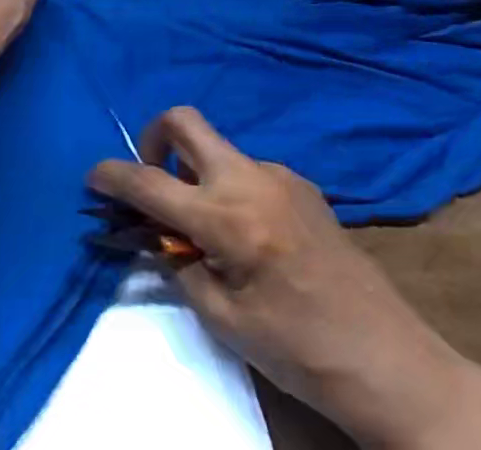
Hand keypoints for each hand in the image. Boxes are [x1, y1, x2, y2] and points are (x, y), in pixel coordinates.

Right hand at [88, 107, 480, 449]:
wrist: (388, 358)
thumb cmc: (297, 348)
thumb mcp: (221, 316)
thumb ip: (179, 263)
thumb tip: (155, 235)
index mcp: (227, 217)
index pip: (150, 182)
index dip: (111, 177)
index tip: (92, 178)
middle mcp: (250, 179)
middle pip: (185, 121)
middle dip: (154, 138)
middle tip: (152, 180)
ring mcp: (280, 175)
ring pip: (217, 149)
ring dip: (195, 172)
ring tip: (204, 228)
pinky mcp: (302, 185)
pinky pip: (247, 170)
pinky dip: (228, 187)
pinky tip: (246, 235)